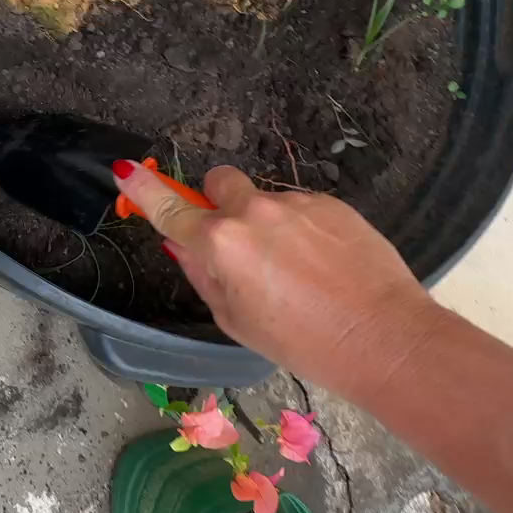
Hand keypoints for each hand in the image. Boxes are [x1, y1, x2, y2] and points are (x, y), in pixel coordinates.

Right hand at [114, 162, 451, 403]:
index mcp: (220, 244)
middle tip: (240, 237)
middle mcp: (251, 213)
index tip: (125, 170)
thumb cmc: (302, 342)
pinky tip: (326, 264)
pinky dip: (303, 228)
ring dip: (268, 222)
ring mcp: (293, 202)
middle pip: (217, 180)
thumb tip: (183, 244)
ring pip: (263, 199)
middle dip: (220, 201)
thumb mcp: (234, 319)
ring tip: (299, 267)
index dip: (143, 188)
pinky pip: (301, 207)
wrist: (387, 339)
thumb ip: (202, 274)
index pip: (169, 207)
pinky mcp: (330, 202)